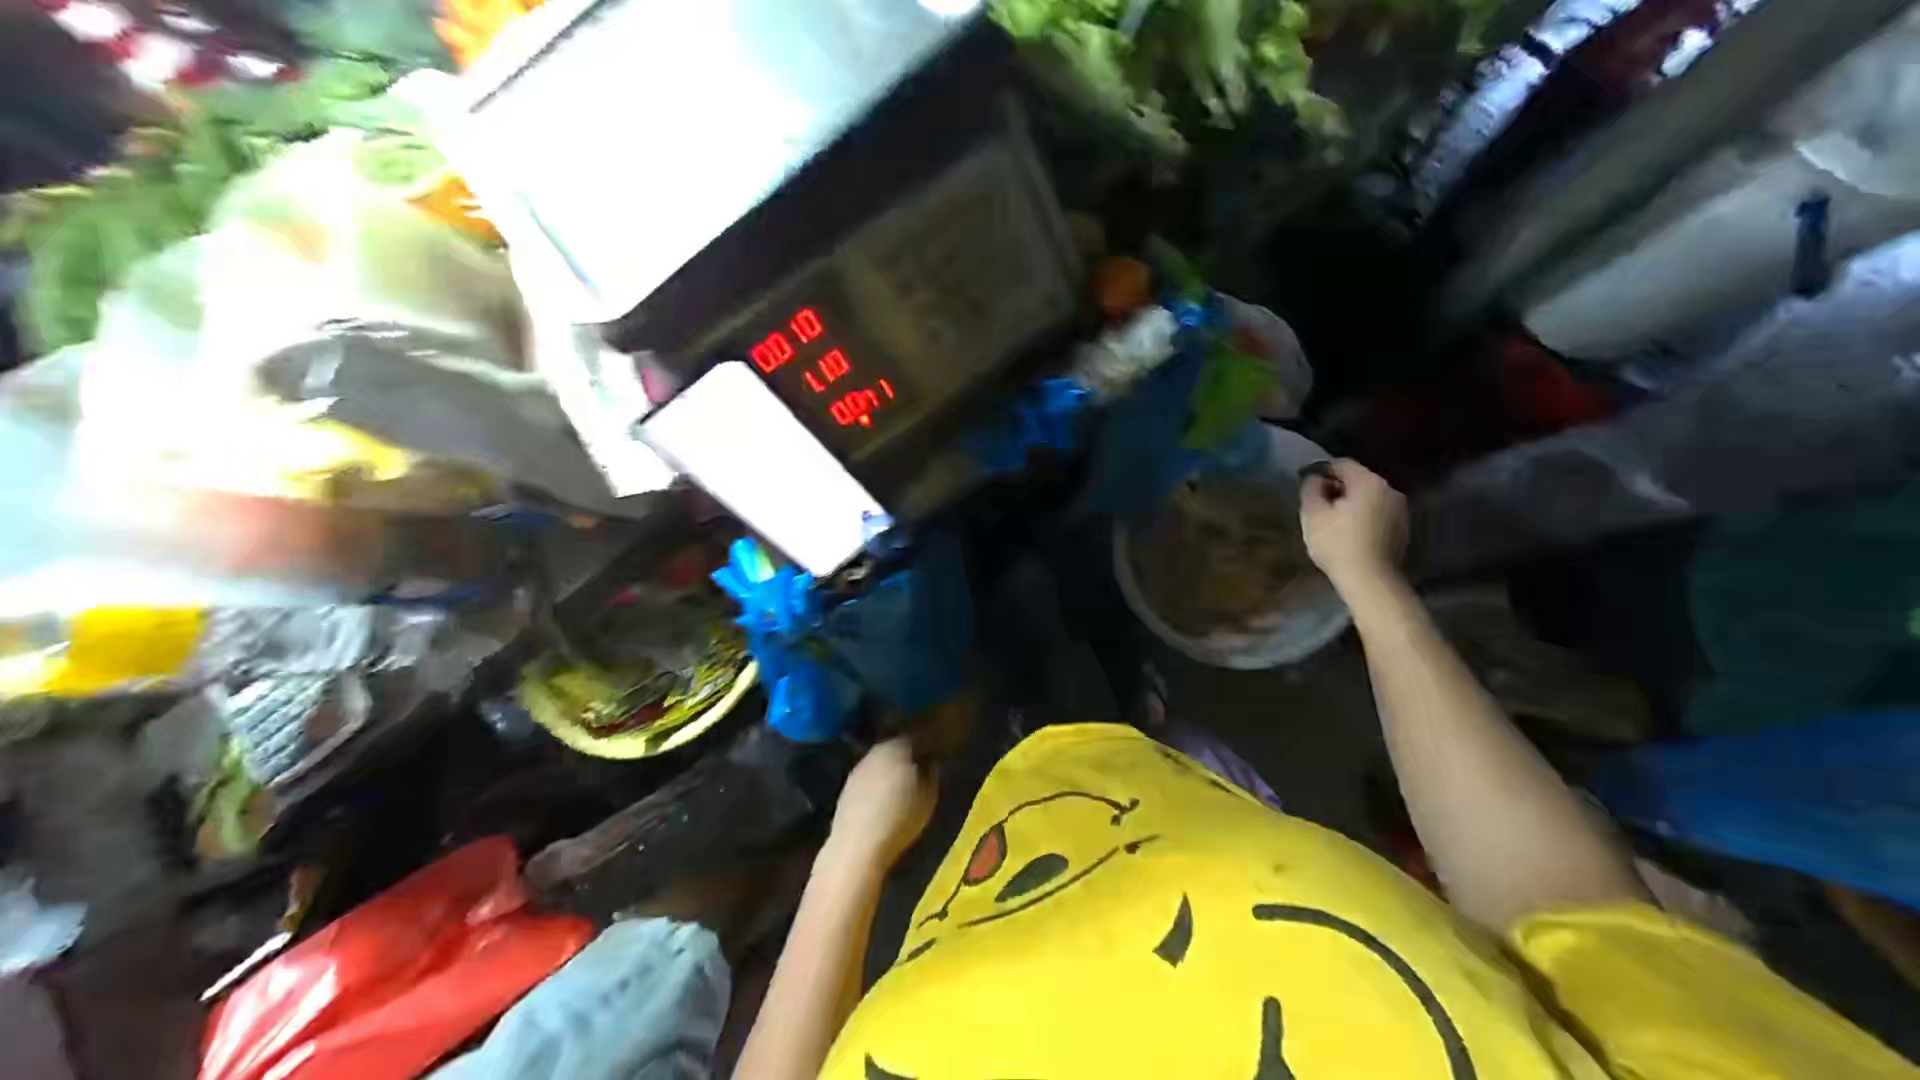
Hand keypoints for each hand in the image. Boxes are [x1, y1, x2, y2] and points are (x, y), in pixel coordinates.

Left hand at [825, 736, 934, 873]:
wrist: (858, 846)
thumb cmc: (901, 819)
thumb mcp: (929, 797)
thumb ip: (931, 773)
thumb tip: (930, 761)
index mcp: (897, 748)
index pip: (914, 737)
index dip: (924, 745)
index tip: (933, 754)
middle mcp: (875, 752)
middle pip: (893, 747)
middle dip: (905, 755)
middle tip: (917, 769)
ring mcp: (857, 769)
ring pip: (878, 762)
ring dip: (888, 769)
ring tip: (900, 786)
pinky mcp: (845, 788)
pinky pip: (867, 778)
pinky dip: (875, 783)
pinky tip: (880, 800)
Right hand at [1300, 459, 1407, 592]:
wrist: (1371, 580)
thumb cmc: (1337, 545)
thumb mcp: (1313, 515)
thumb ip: (1311, 489)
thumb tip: (1315, 478)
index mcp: (1368, 482)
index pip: (1341, 464)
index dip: (1320, 470)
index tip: (1305, 482)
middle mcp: (1389, 490)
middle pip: (1358, 479)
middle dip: (1336, 487)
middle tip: (1316, 503)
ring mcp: (1400, 509)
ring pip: (1369, 496)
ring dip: (1350, 502)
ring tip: (1331, 520)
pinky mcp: (1403, 527)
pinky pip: (1378, 512)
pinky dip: (1362, 515)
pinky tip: (1349, 532)